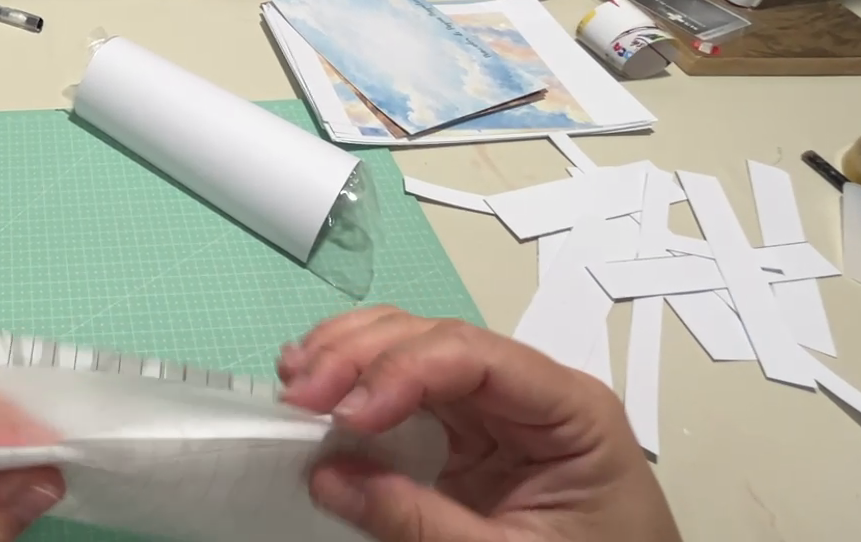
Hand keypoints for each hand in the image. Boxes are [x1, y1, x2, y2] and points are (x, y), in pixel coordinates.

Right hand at [277, 308, 678, 541]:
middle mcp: (523, 385)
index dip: (399, 370)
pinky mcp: (456, 421)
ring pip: (401, 340)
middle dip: (356, 357)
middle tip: (298, 394)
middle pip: (427, 337)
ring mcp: (487, 399)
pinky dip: (347, 372)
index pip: (471, 354)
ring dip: (341, 352)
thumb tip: (322, 476)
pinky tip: (310, 375)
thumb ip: (419, 522)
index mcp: (567, 409)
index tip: (344, 414)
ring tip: (293, 377)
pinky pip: (394, 376)